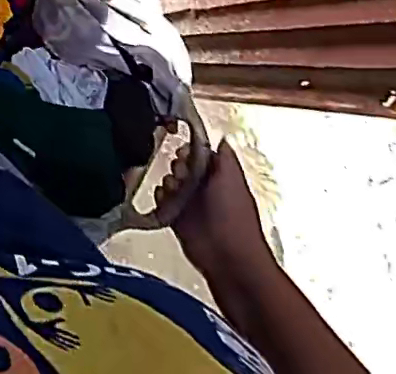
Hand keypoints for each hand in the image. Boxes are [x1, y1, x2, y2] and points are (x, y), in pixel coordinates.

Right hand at [156, 140, 272, 271]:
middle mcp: (203, 187)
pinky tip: (166, 203)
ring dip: (168, 182)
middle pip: (180, 164)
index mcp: (218, 176)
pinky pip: (162, 201)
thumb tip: (221, 137)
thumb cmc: (234, 216)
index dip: (189, 149)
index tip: (185, 153)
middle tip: (181, 174)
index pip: (198, 153)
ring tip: (174, 191)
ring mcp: (189, 203)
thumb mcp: (233, 178)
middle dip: (177, 165)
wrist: (229, 258)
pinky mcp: (177, 218)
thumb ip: (225, 156)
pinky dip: (161, 199)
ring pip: (169, 180)